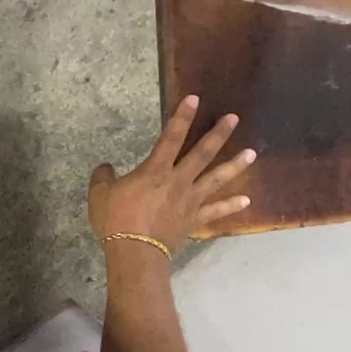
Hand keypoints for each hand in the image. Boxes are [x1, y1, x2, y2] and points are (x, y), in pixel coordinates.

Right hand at [89, 96, 254, 253]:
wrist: (135, 252)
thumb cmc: (115, 219)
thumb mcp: (99, 194)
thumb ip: (103, 177)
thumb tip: (105, 167)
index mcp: (154, 171)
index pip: (170, 137)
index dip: (182, 117)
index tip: (195, 99)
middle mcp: (178, 180)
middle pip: (202, 153)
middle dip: (218, 134)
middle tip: (234, 118)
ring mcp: (190, 200)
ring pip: (217, 179)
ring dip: (235, 165)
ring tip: (251, 153)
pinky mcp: (194, 219)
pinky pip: (216, 211)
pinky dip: (231, 206)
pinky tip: (246, 200)